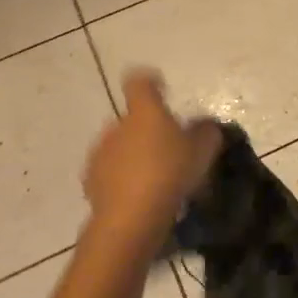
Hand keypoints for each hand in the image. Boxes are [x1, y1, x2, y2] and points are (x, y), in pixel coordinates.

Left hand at [82, 69, 222, 248]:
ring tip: (156, 177)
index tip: (162, 88)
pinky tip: (140, 194)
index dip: (151, 82)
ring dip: (135, 154)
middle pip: (133, 119)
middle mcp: (117, 126)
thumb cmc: (171, 174)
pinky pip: (111, 170)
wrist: (131, 216)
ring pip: (121, 146)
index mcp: (144, 113)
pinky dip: (123, 177)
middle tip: (170, 149)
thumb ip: (207, 132)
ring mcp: (100, 152)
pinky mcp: (91, 178)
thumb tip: (206, 124)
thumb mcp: (204, 151)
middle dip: (148, 130)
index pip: (140, 84)